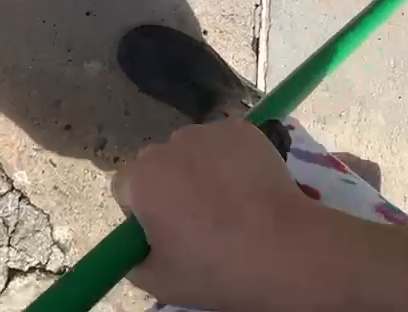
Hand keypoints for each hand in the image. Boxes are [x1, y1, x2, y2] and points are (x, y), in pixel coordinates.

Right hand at [111, 121, 319, 309]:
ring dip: (199, 168)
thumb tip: (137, 242)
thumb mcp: (159, 280)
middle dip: (169, 185)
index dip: (141, 209)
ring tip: (228, 202)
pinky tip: (247, 186)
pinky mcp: (241, 128)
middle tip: (197, 219)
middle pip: (158, 162)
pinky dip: (230, 158)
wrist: (281, 247)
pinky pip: (224, 142)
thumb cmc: (215, 267)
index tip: (163, 230)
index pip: (125, 185)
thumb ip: (134, 257)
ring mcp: (208, 131)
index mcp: (143, 178)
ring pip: (192, 149)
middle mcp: (170, 144)